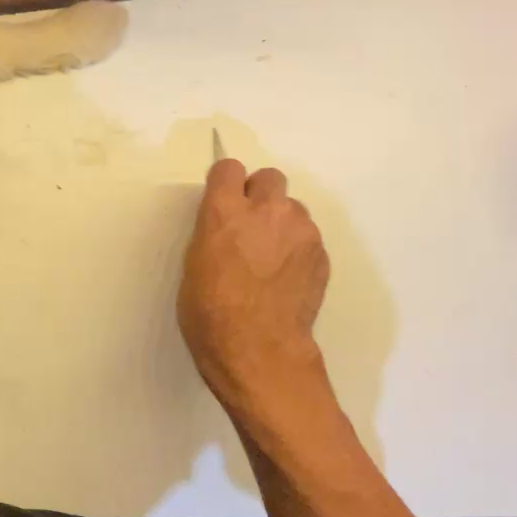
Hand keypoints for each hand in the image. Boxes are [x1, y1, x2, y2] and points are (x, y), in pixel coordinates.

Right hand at [178, 158, 330, 414]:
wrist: (257, 348)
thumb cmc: (208, 312)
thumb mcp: (194, 266)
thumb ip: (214, 234)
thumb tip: (227, 227)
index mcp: (226, 213)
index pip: (229, 169)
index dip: (224, 183)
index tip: (220, 199)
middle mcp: (268, 211)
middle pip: (270, 178)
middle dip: (258, 194)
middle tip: (246, 225)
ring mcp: (301, 231)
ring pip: (292, 208)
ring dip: (278, 222)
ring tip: (265, 258)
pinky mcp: (321, 254)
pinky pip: (306, 238)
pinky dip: (294, 249)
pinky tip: (281, 278)